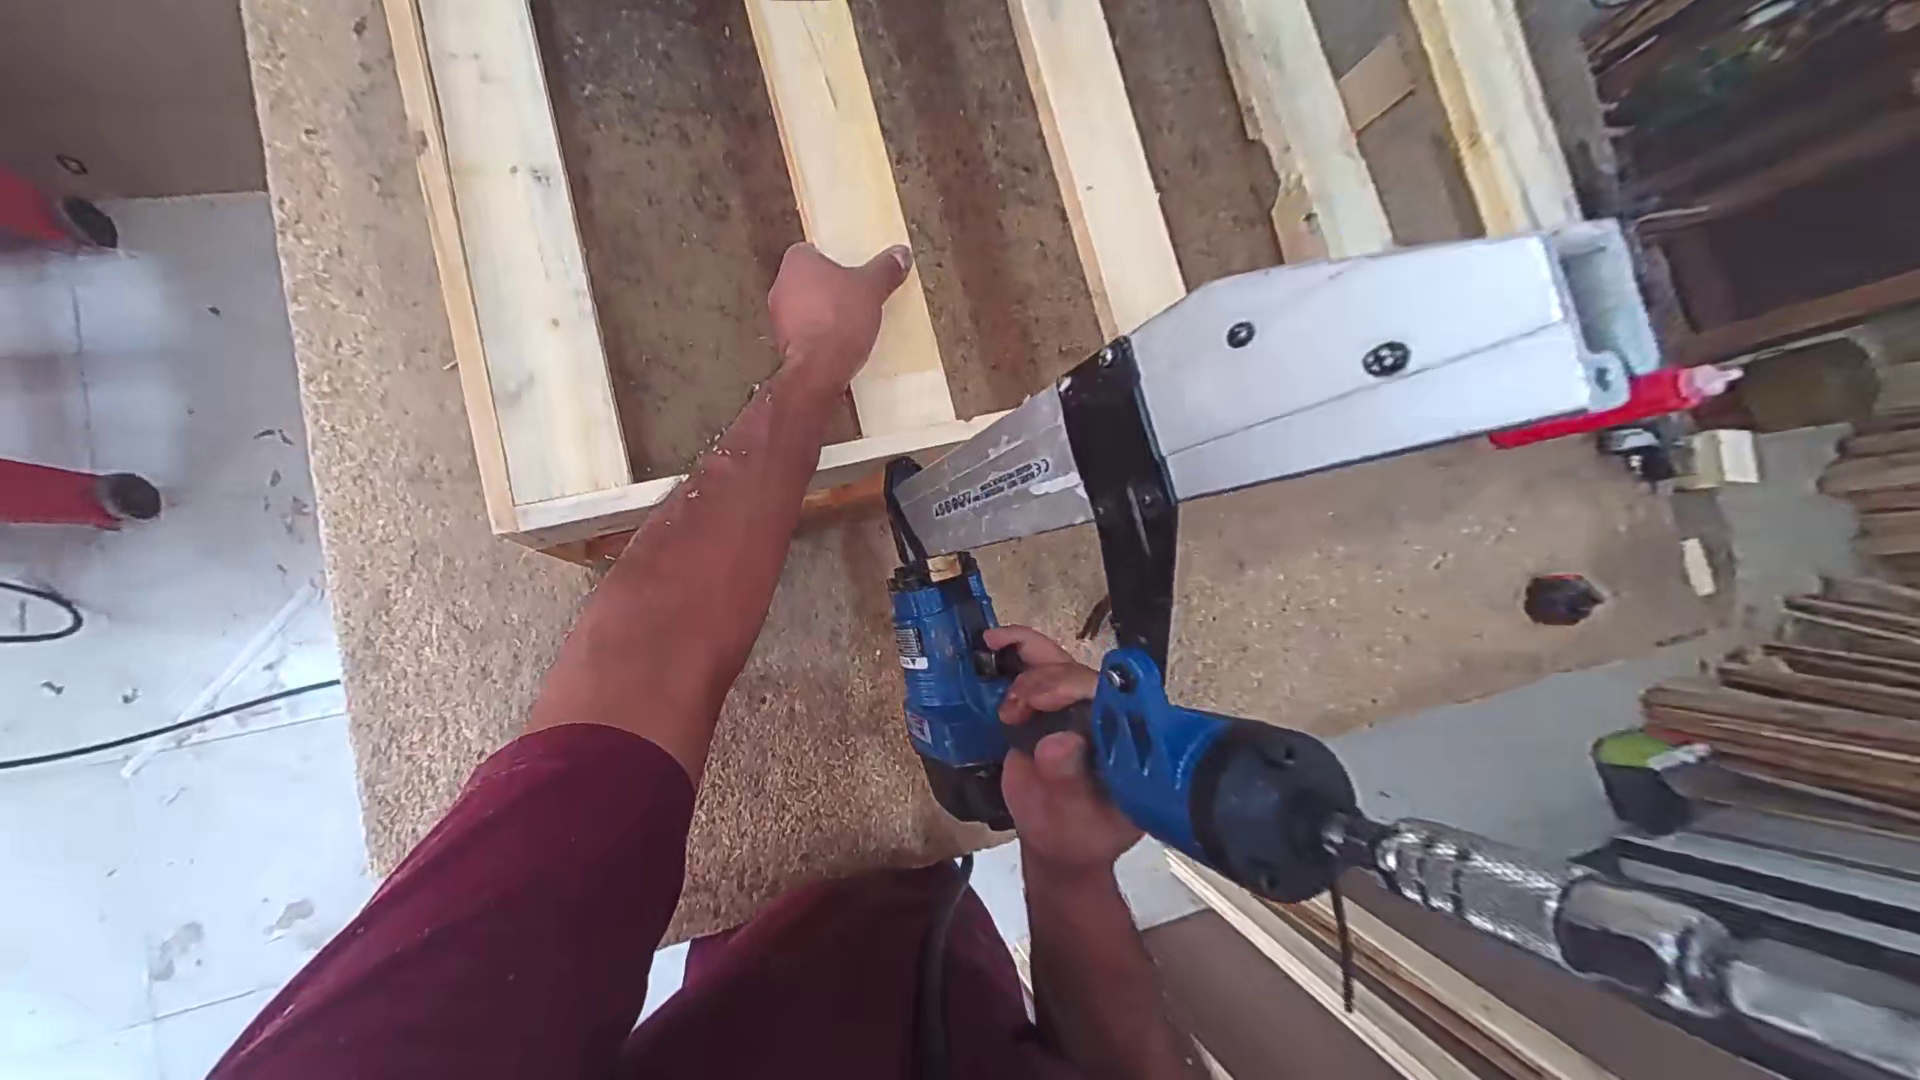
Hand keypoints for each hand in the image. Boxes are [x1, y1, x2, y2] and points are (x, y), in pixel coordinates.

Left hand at [766, 241, 912, 393]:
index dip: (836, 263)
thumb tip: (901, 253)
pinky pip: (806, 335)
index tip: (854, 274)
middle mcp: (780, 285)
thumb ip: (886, 269)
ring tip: (852, 327)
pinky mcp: (783, 345)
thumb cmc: (839, 320)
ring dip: (825, 317)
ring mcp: (778, 317)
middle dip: (832, 291)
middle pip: (810, 282)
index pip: (815, 252)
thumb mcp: (872, 289)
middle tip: (858, 300)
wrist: (819, 369)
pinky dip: (820, 339)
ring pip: (807, 310)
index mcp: (797, 262)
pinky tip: (839, 348)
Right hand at [985, 626, 1141, 880]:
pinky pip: (1037, 662)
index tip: (1044, 700)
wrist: (1055, 839)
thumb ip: (1069, 782)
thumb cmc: (1076, 834)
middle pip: (1080, 674)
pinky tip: (991, 644)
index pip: (1113, 699)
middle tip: (1015, 708)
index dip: (1080, 689)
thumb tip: (1058, 743)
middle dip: (1045, 683)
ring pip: (1058, 661)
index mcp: (1127, 740)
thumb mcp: (1074, 818)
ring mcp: (1078, 701)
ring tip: (1003, 690)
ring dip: (1025, 659)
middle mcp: (1107, 713)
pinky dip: (1013, 648)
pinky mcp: (1049, 697)